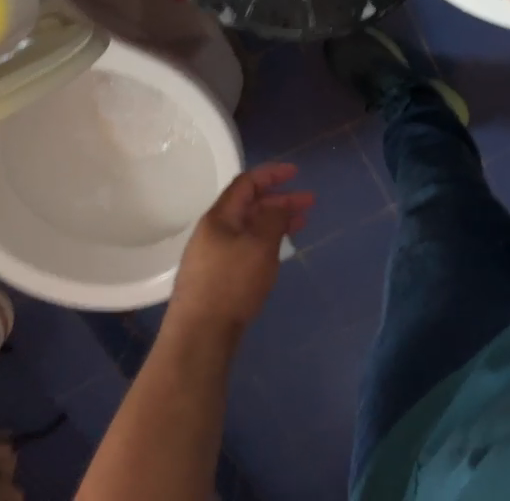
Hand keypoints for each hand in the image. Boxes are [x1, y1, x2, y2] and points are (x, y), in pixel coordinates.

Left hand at [167, 165, 313, 338]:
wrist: (199, 335)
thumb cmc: (232, 283)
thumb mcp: (260, 245)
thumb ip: (274, 218)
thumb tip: (279, 205)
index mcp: (219, 218)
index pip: (246, 183)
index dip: (272, 174)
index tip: (296, 173)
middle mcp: (212, 232)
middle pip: (249, 205)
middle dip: (280, 200)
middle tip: (309, 203)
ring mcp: (211, 256)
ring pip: (248, 227)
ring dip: (275, 221)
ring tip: (300, 225)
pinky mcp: (215, 277)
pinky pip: (244, 246)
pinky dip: (265, 240)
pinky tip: (277, 250)